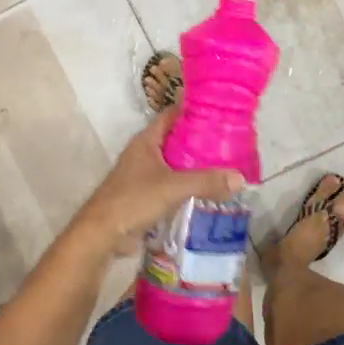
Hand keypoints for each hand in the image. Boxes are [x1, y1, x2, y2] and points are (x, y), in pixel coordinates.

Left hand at [69, 108, 244, 255]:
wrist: (102, 234)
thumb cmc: (133, 199)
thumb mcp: (173, 187)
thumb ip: (206, 182)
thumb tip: (240, 179)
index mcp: (145, 141)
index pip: (172, 115)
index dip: (193, 110)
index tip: (219, 112)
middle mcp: (143, 154)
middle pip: (176, 140)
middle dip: (200, 141)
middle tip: (229, 142)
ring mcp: (142, 176)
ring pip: (174, 164)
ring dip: (195, 166)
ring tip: (225, 166)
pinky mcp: (145, 197)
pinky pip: (171, 185)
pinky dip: (187, 187)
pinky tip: (208, 192)